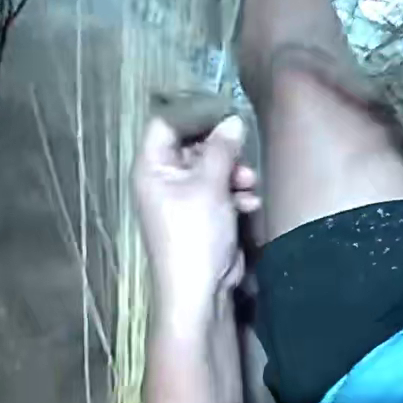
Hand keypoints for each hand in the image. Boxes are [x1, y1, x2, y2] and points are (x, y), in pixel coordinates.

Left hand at [133, 115, 260, 323]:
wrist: (199, 290)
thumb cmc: (195, 233)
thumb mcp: (209, 185)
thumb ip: (222, 149)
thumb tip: (233, 121)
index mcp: (153, 168)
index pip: (167, 125)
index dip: (195, 116)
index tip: (226, 112)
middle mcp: (165, 181)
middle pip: (194, 148)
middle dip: (222, 151)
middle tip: (243, 154)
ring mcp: (185, 201)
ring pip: (212, 172)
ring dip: (234, 175)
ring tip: (249, 184)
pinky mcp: (204, 218)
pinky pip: (220, 195)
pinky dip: (235, 196)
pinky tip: (250, 204)